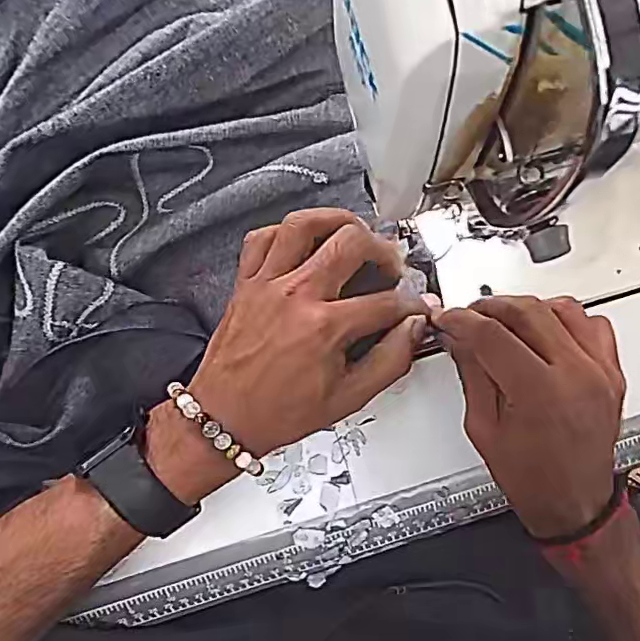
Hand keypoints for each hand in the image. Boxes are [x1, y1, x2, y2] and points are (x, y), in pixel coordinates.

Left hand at [147, 208, 430, 503]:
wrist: (225, 419)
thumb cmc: (276, 413)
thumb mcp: (347, 399)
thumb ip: (389, 361)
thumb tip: (412, 331)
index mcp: (324, 328)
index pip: (386, 301)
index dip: (411, 304)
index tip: (415, 308)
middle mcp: (296, 296)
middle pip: (352, 244)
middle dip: (385, 252)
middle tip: (391, 267)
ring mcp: (267, 285)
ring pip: (305, 225)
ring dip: (338, 221)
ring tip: (355, 232)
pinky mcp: (246, 284)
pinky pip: (263, 238)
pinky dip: (286, 231)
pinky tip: (304, 240)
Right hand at [436, 295, 625, 539]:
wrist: (575, 503)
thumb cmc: (534, 480)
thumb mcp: (483, 428)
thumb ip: (472, 374)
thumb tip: (461, 339)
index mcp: (539, 393)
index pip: (492, 335)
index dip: (463, 320)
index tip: (450, 318)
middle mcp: (576, 376)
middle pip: (527, 312)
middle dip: (490, 308)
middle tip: (471, 315)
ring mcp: (600, 372)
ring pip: (563, 308)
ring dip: (528, 307)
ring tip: (506, 319)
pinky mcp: (613, 373)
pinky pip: (594, 325)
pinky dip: (566, 319)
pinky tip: (547, 329)